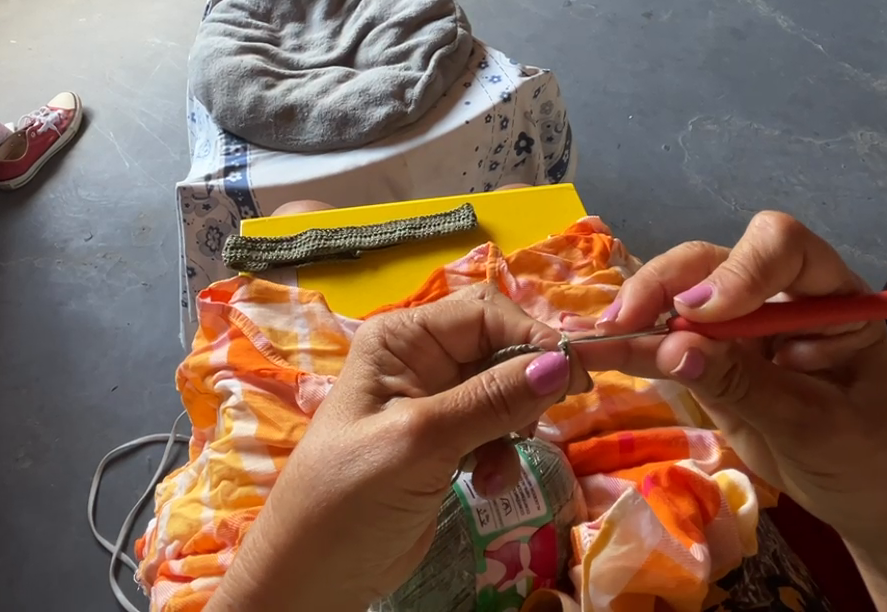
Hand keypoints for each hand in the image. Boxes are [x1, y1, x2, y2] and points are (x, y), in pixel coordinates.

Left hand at [209, 286, 589, 611]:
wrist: (314, 576)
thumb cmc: (351, 495)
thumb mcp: (421, 440)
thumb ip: (491, 401)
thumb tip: (561, 362)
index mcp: (403, 336)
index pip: (483, 311)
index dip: (530, 335)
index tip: (571, 374)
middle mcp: (420, 357)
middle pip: (498, 345)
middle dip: (524, 384)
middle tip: (539, 425)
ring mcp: (434, 399)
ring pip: (504, 388)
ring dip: (514, 426)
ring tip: (497, 467)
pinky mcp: (446, 440)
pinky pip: (496, 426)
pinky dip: (503, 452)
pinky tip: (489, 481)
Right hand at [581, 212, 886, 610]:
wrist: (883, 513)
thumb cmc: (878, 465)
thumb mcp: (818, 428)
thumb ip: (744, 384)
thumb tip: (669, 350)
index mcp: (830, 294)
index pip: (783, 247)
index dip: (739, 269)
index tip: (703, 314)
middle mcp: (778, 293)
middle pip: (713, 261)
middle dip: (665, 286)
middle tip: (624, 322)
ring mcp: (740, 323)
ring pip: (678, 291)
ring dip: (637, 310)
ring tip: (596, 338)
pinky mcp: (711, 354)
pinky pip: (665, 338)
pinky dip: (632, 344)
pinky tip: (598, 350)